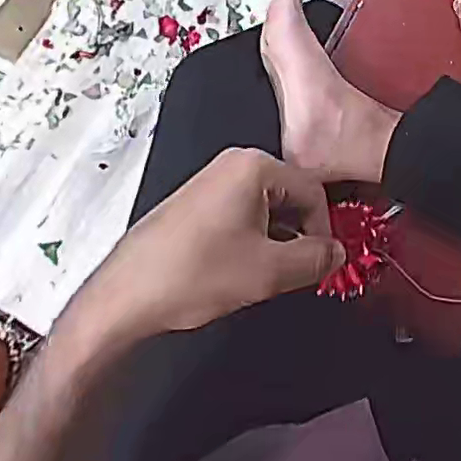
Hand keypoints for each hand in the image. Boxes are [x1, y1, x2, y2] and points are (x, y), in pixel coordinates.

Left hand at [61, 148, 343, 345]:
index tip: (321, 262)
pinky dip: (252, 237)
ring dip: (276, 238)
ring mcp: (213, 179)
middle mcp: (234, 163)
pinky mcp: (198, 199)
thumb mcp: (268, 272)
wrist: (123, 297)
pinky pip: (243, 210)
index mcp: (254, 166)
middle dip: (298, 234)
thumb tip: (337, 253)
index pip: (313, 191)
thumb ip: (315, 259)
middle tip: (294, 271)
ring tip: (264, 273)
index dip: (324, 230)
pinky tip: (240, 267)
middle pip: (291, 195)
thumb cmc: (193, 275)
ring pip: (267, 206)